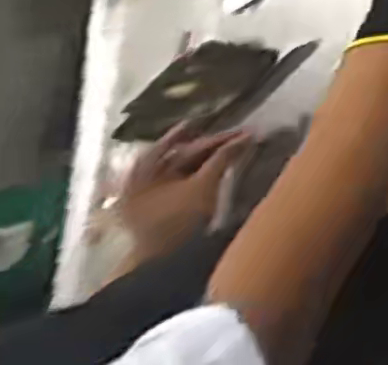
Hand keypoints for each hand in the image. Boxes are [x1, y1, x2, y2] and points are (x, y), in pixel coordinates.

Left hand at [116, 124, 252, 262]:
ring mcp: (149, 204)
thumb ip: (225, 156)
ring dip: (206, 159)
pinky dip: (202, 174)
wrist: (165, 268)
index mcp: (139, 179)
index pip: (164, 148)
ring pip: (180, 172)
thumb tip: (248, 135)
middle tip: (234, 137)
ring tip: (231, 149)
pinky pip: (184, 185)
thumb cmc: (179, 221)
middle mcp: (139, 189)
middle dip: (205, 146)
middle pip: (174, 159)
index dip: (186, 133)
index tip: (206, 119)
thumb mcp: (204, 184)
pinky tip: (220, 168)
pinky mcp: (163, 216)